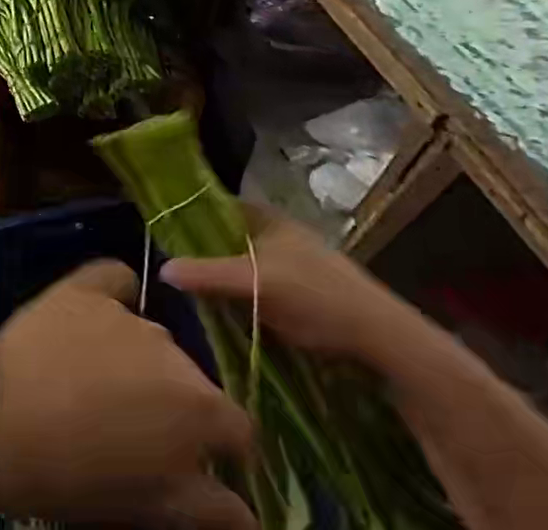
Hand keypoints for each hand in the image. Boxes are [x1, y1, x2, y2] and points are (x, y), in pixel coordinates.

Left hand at [0, 260, 255, 529]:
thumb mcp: (156, 507)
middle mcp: (171, 348)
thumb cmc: (78, 475)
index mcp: (200, 406)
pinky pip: (113, 277)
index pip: (237, 428)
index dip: (220, 447)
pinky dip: (116, 290)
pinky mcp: (80, 288)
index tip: (190, 460)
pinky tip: (103, 308)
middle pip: (190, 378)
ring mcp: (123, 312)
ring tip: (99, 380)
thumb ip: (215, 508)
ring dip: (141, 357)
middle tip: (133, 424)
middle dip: (174, 402)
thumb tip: (248, 510)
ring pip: (151, 336)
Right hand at [160, 205, 426, 364]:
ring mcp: (299, 263)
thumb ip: (205, 274)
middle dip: (207, 250)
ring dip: (227, 276)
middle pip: (231, 235)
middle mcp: (283, 234)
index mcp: (270, 219)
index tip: (167, 232)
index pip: (220, 205)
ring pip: (248, 262)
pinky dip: (247, 294)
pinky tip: (235, 310)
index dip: (193, 214)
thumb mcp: (253, 283)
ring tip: (201, 292)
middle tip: (180, 268)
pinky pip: (264, 285)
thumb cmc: (316, 297)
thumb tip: (162, 269)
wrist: (385, 342)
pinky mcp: (309, 292)